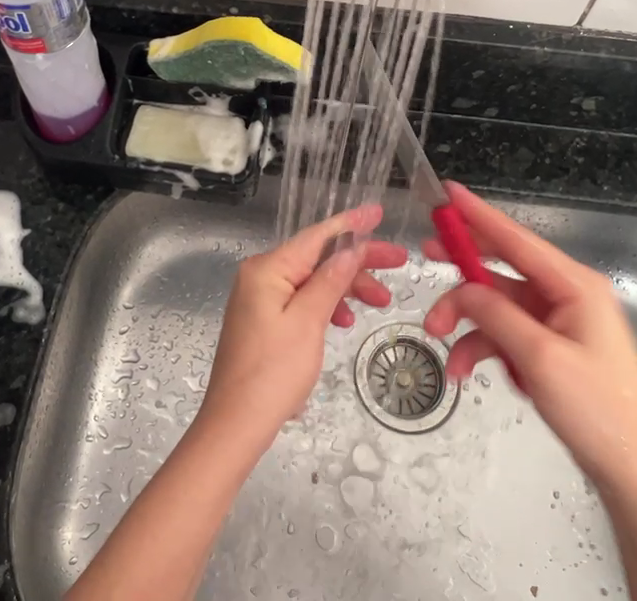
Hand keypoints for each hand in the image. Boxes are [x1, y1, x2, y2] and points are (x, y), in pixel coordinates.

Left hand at [198, 205, 406, 445]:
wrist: (236, 423)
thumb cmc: (273, 372)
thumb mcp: (308, 322)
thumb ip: (330, 280)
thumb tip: (351, 248)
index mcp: (267, 269)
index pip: (316, 237)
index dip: (351, 225)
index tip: (379, 212)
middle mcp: (260, 276)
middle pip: (317, 258)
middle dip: (357, 261)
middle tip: (399, 262)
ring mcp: (260, 300)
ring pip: (313, 280)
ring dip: (346, 287)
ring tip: (381, 301)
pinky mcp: (264, 322)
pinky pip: (303, 301)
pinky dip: (327, 305)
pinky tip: (345, 321)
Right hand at [423, 182, 636, 485]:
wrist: (633, 471)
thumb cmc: (596, 410)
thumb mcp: (539, 358)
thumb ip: (496, 315)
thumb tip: (462, 288)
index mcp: (574, 285)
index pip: (517, 240)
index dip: (479, 215)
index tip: (448, 192)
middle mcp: (567, 294)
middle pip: (503, 270)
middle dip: (463, 274)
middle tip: (424, 256)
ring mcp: (560, 322)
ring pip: (498, 307)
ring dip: (468, 325)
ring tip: (442, 343)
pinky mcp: (553, 348)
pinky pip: (507, 335)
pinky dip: (484, 348)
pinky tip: (466, 371)